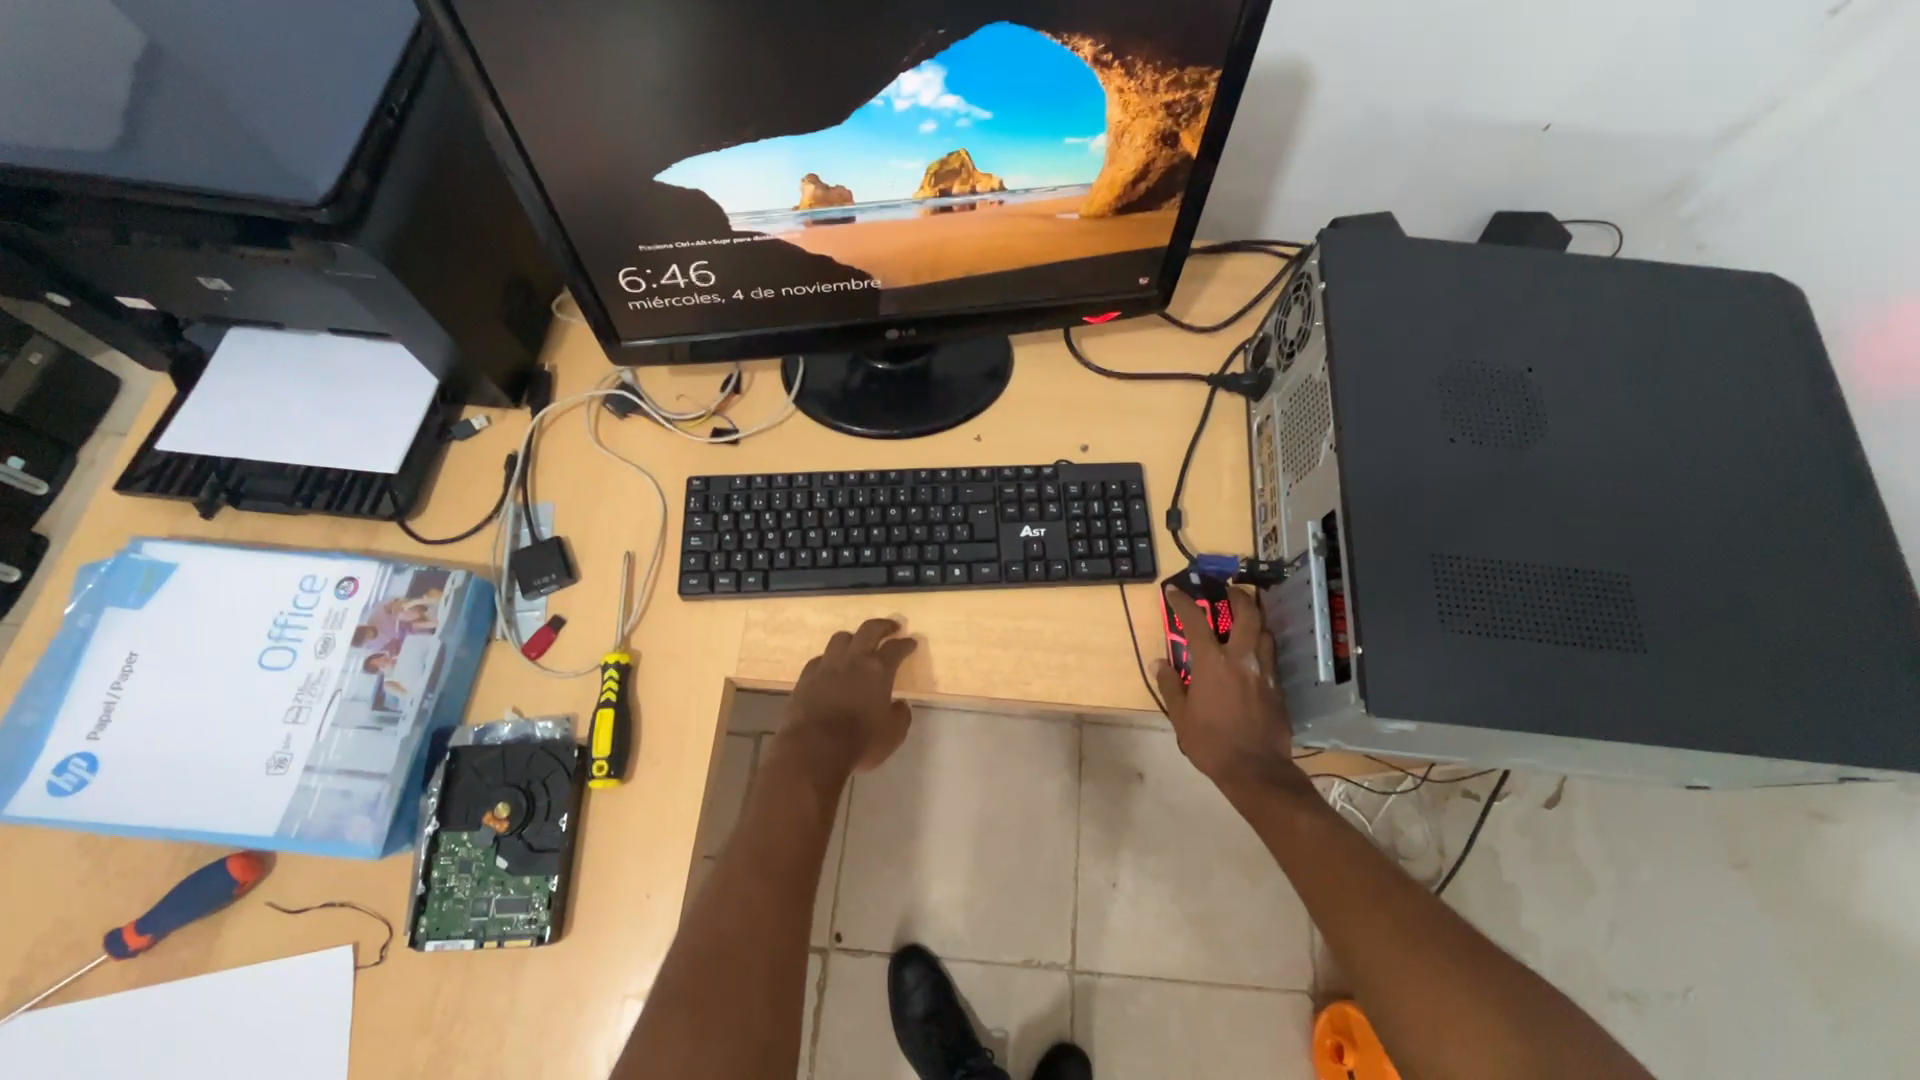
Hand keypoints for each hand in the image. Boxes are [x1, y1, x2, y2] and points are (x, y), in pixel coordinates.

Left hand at [782, 617, 918, 772]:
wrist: (811, 749)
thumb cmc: (859, 742)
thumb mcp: (892, 734)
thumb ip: (900, 715)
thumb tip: (900, 704)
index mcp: (878, 670)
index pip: (896, 648)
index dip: (906, 644)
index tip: (912, 642)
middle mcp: (852, 660)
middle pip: (868, 630)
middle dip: (883, 626)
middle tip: (891, 627)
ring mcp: (826, 666)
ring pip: (840, 638)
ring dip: (854, 637)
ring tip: (858, 644)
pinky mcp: (805, 677)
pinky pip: (820, 659)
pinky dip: (830, 659)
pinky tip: (831, 667)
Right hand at [1154, 585, 1302, 793]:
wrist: (1255, 769)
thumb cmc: (1211, 743)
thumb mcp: (1181, 716)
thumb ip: (1171, 685)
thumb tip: (1160, 663)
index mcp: (1213, 663)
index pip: (1195, 622)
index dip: (1183, 603)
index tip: (1174, 592)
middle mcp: (1242, 659)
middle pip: (1247, 614)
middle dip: (1237, 597)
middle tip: (1228, 592)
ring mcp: (1264, 671)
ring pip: (1265, 632)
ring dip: (1254, 619)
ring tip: (1244, 619)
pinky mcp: (1278, 687)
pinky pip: (1270, 655)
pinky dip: (1260, 645)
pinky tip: (1252, 653)